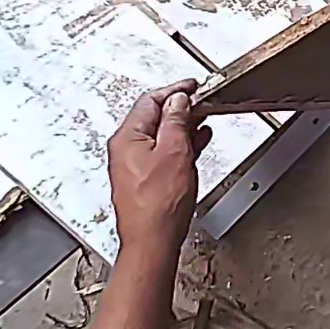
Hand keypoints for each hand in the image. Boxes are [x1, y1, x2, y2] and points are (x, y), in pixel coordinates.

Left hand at [108, 80, 212, 253]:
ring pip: (160, 136)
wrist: (152, 241)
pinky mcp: (145, 180)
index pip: (150, 101)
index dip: (174, 91)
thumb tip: (179, 100)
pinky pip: (163, 153)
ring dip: (182, 127)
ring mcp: (134, 166)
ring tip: (203, 120)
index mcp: (127, 138)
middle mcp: (126, 150)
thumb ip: (176, 121)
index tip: (192, 87)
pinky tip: (195, 144)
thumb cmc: (158, 205)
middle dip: (180, 108)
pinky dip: (180, 145)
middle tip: (201, 103)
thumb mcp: (174, 152)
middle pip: (154, 117)